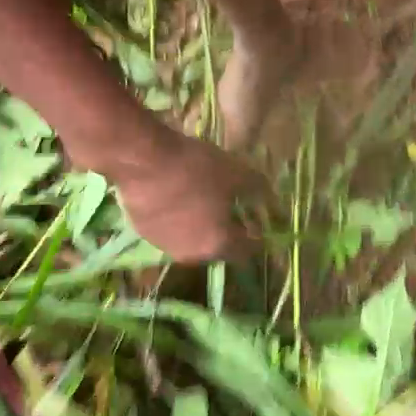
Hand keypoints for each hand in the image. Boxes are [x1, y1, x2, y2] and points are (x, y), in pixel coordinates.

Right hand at [88, 131, 269, 263]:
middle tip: (229, 207)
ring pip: (191, 241)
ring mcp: (163, 246)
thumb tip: (272, 200)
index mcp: (219, 245)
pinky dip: (177, 220)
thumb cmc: (197, 169)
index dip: (256, 237)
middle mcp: (192, 255)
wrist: (143, 160)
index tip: (257, 222)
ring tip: (201, 201)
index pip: (246, 252)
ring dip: (200, 226)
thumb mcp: (239, 174)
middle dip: (227, 231)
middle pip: (218, 248)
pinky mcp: (142, 233)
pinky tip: (176, 198)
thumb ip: (260, 191)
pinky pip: (169, 231)